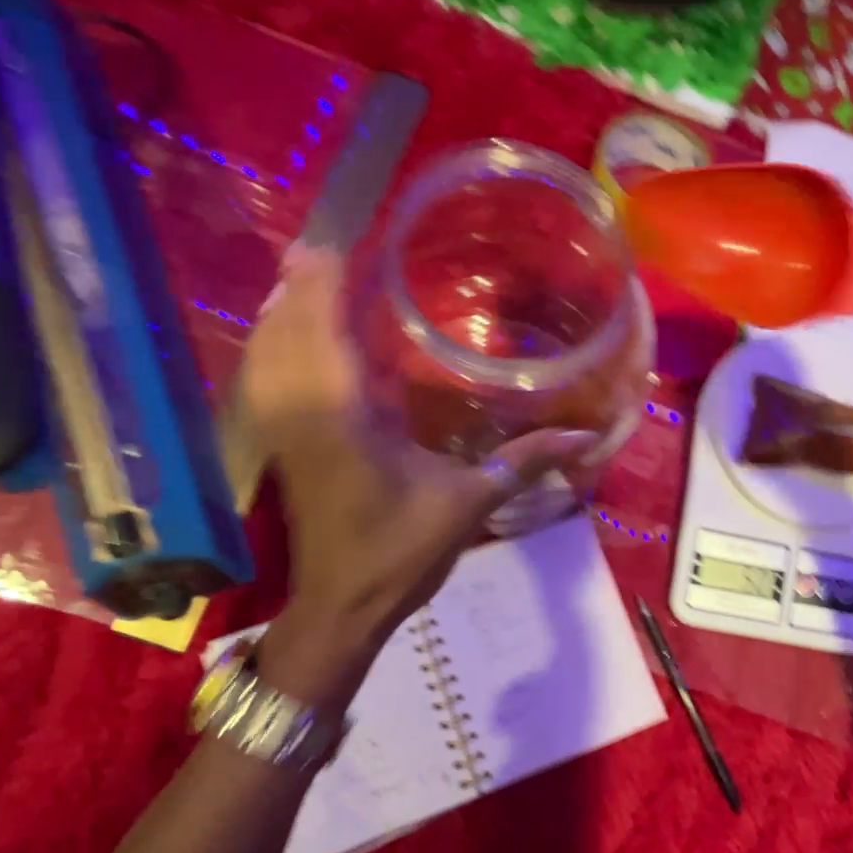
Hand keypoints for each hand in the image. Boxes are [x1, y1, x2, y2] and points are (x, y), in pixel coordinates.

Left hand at [239, 247, 596, 705]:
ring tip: (304, 276)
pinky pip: (266, 383)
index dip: (323, 284)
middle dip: (297, 286)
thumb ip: (520, 464)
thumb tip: (587, 436)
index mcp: (343, 420)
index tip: (334, 242)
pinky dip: (274, 349)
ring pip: (266, 356)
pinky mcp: (283, 449)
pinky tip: (290, 338)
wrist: (342, 609)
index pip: (322, 333)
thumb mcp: (466, 506)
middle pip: (284, 333)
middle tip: (322, 245)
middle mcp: (302, 415)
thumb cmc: (400, 555)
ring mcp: (285, 433)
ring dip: (281, 312)